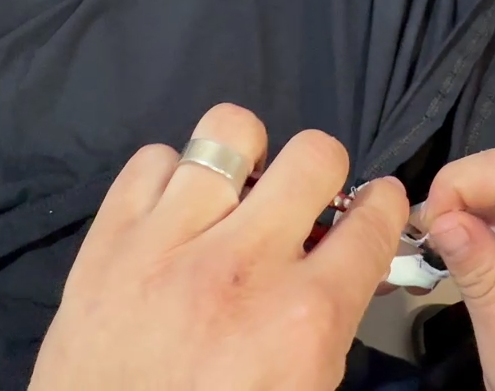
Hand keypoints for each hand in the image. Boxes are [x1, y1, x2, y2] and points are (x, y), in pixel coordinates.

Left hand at [30, 103, 408, 390]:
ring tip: (234, 189)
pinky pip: (153, 158)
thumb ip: (330, 316)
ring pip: (229, 130)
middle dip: (321, 169)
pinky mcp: (110, 236)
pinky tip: (171, 210)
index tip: (376, 200)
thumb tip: (348, 252)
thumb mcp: (299, 389)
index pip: (371, 224)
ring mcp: (170, 241)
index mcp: (301, 320)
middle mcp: (243, 265)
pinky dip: (169, 176)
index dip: (383, 205)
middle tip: (302, 196)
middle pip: (313, 154)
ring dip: (242, 157)